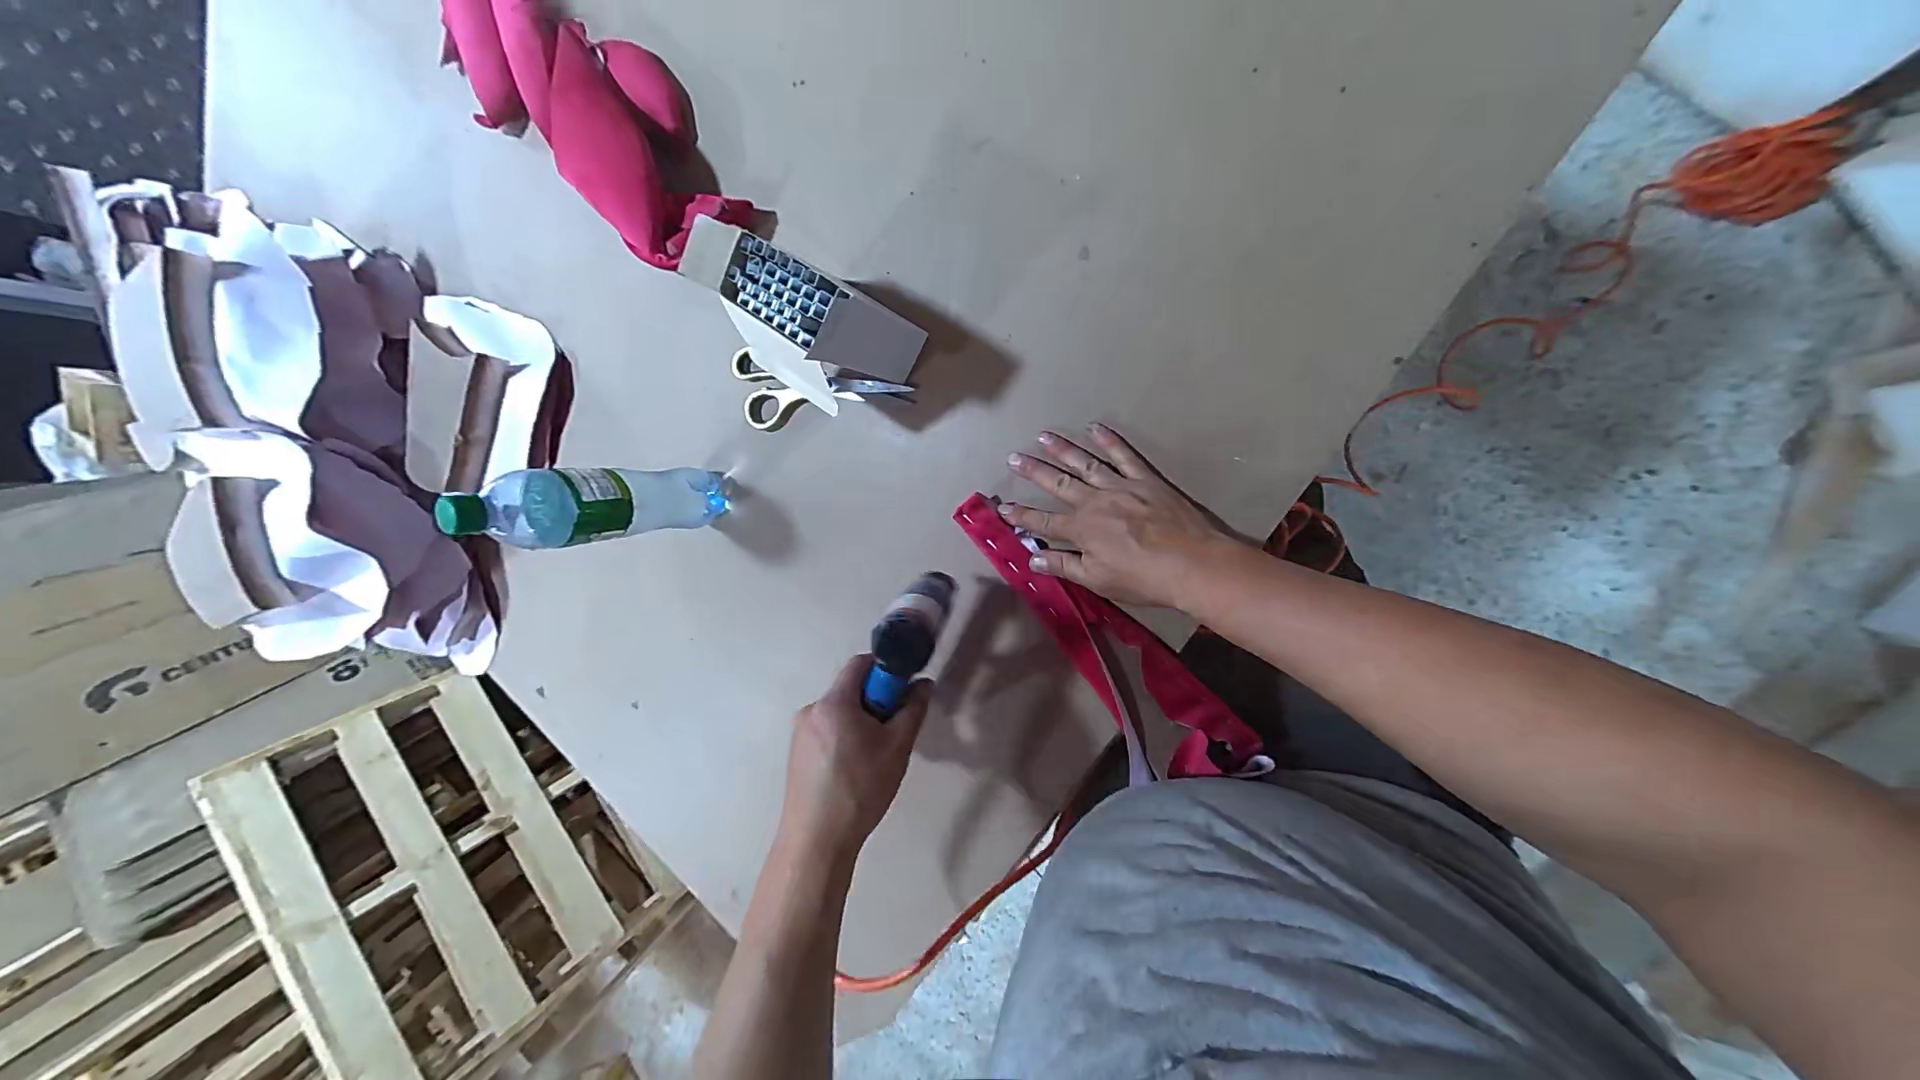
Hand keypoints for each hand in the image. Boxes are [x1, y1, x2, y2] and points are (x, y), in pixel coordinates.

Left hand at [779, 654, 930, 861]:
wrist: (817, 841)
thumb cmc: (860, 789)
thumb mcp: (898, 747)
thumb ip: (913, 709)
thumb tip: (923, 683)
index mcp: (833, 702)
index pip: (861, 663)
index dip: (887, 670)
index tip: (903, 693)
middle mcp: (811, 710)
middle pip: (850, 690)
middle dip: (876, 703)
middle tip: (892, 733)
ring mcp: (800, 734)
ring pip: (840, 713)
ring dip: (861, 724)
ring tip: (875, 760)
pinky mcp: (797, 755)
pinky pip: (827, 732)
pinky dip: (845, 740)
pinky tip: (854, 772)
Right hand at [1003, 424, 1241, 607]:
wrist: (1193, 563)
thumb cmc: (1144, 579)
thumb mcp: (1099, 580)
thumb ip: (1065, 565)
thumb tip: (1034, 559)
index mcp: (1082, 529)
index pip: (1044, 521)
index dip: (1022, 515)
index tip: (1003, 508)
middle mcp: (1095, 502)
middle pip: (1058, 483)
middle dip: (1034, 471)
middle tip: (1013, 458)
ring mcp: (1121, 486)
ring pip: (1085, 463)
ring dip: (1062, 449)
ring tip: (1043, 436)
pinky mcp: (1146, 479)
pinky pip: (1124, 455)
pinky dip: (1109, 441)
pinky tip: (1095, 428)